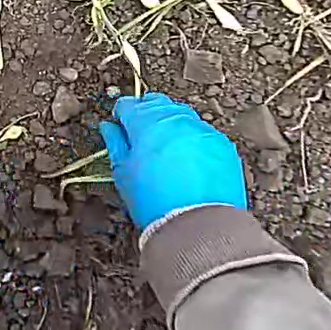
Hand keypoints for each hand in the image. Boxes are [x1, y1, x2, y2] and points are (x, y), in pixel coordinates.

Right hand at [98, 93, 246, 227]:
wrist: (198, 226)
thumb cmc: (155, 201)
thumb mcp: (123, 173)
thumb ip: (115, 144)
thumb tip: (109, 128)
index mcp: (146, 121)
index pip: (128, 104)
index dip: (121, 116)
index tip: (121, 126)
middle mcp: (175, 118)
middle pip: (156, 103)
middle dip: (147, 115)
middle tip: (142, 139)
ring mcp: (200, 128)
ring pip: (180, 116)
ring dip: (171, 127)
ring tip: (166, 153)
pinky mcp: (221, 142)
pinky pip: (201, 133)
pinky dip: (192, 141)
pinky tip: (187, 162)